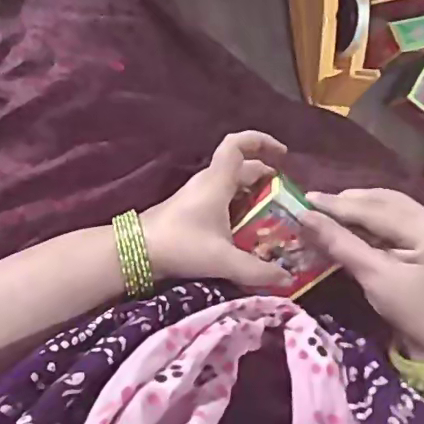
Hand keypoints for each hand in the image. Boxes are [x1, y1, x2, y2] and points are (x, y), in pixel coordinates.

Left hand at [140, 131, 291, 290]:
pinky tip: (245, 229)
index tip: (282, 154)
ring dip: (251, 192)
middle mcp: (207, 183)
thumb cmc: (180, 245)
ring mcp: (195, 196)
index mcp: (217, 181)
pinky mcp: (188, 211)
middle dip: (264, 176)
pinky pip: (219, 200)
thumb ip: (257, 271)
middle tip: (284, 195)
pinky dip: (236, 207)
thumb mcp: (223, 260)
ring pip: (230, 184)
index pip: (238, 145)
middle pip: (240, 167)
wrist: (135, 251)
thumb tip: (287, 281)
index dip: (262, 141)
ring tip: (271, 213)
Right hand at [299, 188, 423, 359]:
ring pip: (384, 203)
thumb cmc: (410, 310)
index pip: (375, 209)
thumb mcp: (373, 277)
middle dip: (345, 202)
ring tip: (324, 210)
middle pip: (381, 200)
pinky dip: (364, 216)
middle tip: (311, 204)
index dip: (337, 205)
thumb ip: (340, 243)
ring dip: (353, 206)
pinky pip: (389, 214)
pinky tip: (344, 220)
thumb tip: (305, 217)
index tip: (304, 200)